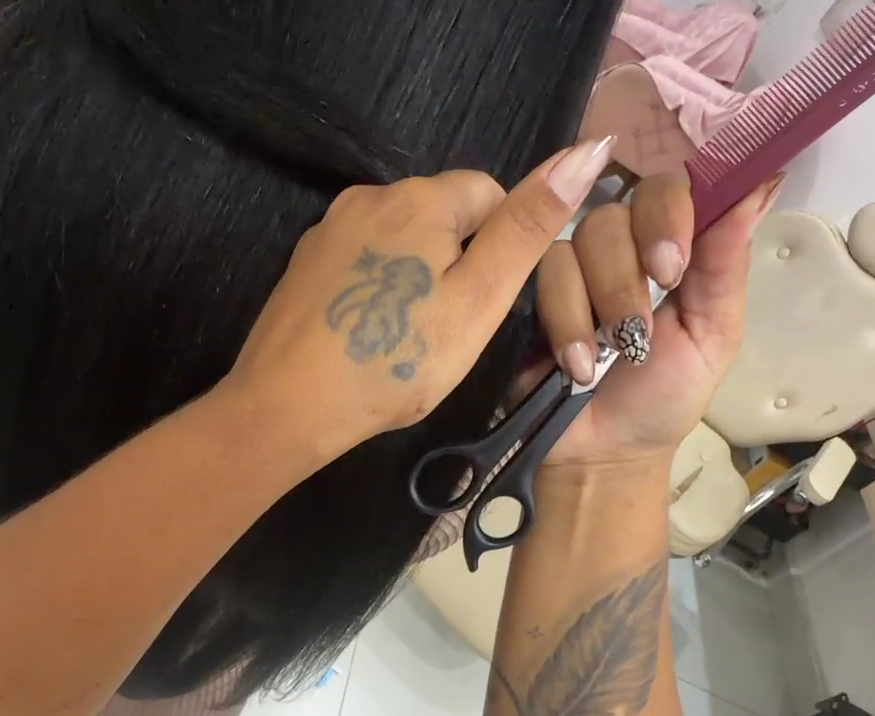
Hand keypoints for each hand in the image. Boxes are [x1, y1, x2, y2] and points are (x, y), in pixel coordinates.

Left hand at [221, 139, 617, 458]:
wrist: (286, 407)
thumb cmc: (392, 360)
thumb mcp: (477, 300)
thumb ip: (527, 228)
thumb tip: (588, 149)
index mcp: (417, 198)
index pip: (487, 194)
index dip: (497, 249)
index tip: (479, 305)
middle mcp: (367, 198)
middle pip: (438, 217)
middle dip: (453, 264)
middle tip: (440, 331)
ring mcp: (326, 232)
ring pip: (397, 244)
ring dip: (412, 280)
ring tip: (400, 338)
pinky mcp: (301, 268)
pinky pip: (359, 266)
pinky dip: (373, 293)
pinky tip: (365, 336)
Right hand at [534, 172, 783, 467]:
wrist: (604, 452)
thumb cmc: (662, 398)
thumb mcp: (713, 335)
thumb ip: (726, 264)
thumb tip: (763, 183)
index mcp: (668, 250)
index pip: (666, 189)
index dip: (667, 215)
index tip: (672, 269)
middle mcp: (617, 251)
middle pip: (614, 213)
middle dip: (629, 271)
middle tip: (640, 324)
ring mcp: (569, 275)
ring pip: (576, 246)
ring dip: (601, 302)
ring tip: (614, 353)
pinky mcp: (529, 300)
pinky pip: (540, 280)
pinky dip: (565, 322)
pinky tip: (576, 363)